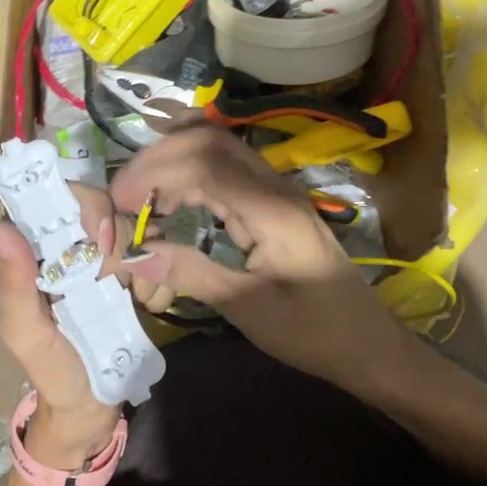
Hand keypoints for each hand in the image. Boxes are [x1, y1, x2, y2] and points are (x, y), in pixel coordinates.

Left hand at [0, 185, 165, 463]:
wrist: (92, 409)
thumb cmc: (50, 370)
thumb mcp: (26, 331)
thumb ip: (15, 282)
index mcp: (42, 255)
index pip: (59, 200)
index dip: (82, 202)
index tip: (97, 233)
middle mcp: (74, 250)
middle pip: (102, 209)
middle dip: (114, 234)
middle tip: (114, 272)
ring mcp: (108, 263)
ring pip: (133, 228)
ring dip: (139, 256)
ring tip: (132, 294)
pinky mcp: (136, 281)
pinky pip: (156, 257)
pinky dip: (157, 274)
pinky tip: (148, 302)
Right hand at [110, 127, 404, 382]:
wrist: (368, 344)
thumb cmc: (313, 331)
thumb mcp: (248, 308)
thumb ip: (189, 272)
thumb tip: (132, 254)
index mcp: (271, 210)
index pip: (203, 163)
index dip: (152, 174)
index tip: (118, 204)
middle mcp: (274, 188)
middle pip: (208, 141)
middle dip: (156, 159)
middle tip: (122, 197)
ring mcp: (275, 192)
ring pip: (216, 149)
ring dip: (170, 163)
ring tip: (138, 200)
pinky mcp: (271, 203)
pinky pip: (224, 170)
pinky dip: (187, 177)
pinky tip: (168, 204)